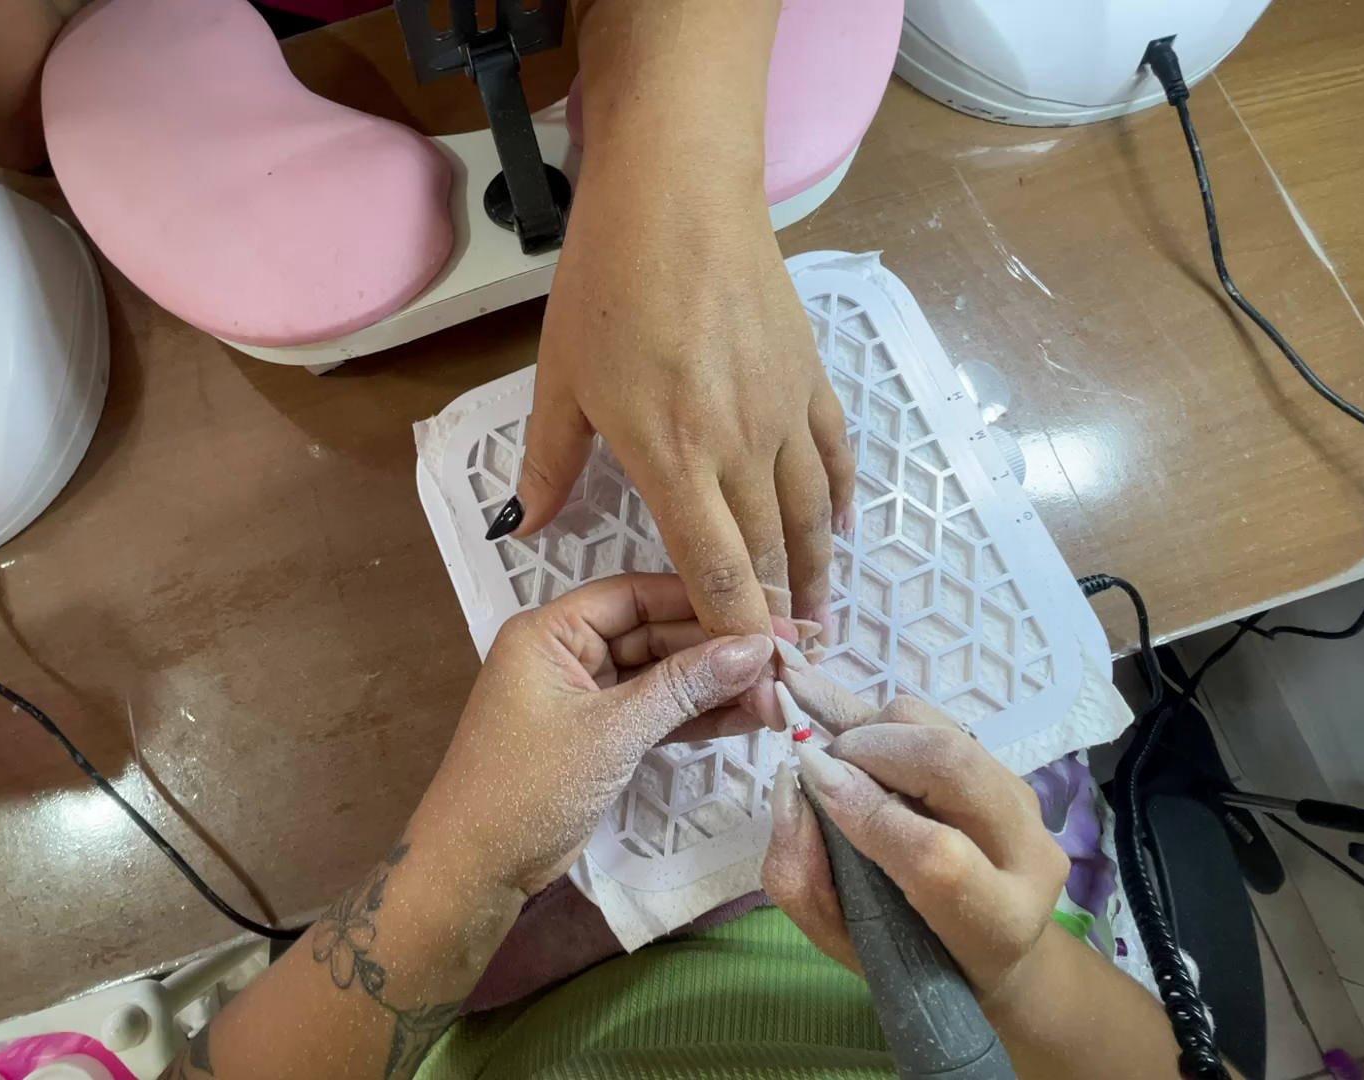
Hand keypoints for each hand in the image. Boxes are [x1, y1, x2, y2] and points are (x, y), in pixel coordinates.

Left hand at [409, 575, 778, 895]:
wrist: (476, 871)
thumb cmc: (529, 786)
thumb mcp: (611, 731)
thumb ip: (683, 686)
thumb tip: (756, 647)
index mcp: (551, 630)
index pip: (635, 594)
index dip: (699, 599)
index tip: (763, 610)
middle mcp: (568, 652)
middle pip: (654, 634)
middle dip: (716, 649)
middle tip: (788, 656)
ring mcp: (586, 694)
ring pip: (660, 676)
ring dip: (714, 685)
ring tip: (781, 689)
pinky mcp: (600, 732)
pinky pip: (654, 712)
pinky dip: (695, 716)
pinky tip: (748, 716)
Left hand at [510, 1, 855, 654]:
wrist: (679, 195)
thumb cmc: (608, 288)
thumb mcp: (561, 382)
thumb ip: (548, 465)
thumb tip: (525, 526)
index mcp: (673, 461)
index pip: (714, 572)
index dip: (732, 632)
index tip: (745, 671)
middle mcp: (741, 451)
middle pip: (767, 554)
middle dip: (775, 612)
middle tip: (780, 656)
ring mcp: (786, 414)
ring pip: (809, 516)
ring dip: (813, 570)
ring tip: (817, 609)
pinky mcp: (813, 380)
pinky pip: (837, 457)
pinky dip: (839, 501)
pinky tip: (838, 528)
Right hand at [761, 659, 1069, 998]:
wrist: (989, 940)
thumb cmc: (905, 950)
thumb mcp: (837, 936)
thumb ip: (799, 874)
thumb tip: (788, 786)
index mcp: (992, 921)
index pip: (934, 854)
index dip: (864, 809)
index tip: (807, 778)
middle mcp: (1023, 852)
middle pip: (948, 763)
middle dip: (865, 750)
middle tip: (820, 766)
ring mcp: (1018, 798)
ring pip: (936, 727)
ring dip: (869, 729)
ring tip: (839, 757)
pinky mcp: (998, 763)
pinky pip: (930, 716)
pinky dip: (871, 712)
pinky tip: (825, 705)